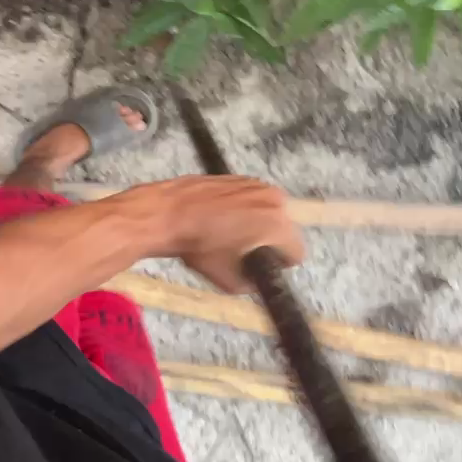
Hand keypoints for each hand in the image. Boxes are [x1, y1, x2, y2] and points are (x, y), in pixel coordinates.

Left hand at [119, 176, 304, 293]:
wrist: (165, 213)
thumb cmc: (198, 246)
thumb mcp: (228, 280)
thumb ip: (253, 285)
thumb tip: (257, 281)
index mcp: (277, 224)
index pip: (296, 252)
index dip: (278, 265)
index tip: (259, 267)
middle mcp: (274, 199)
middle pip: (284, 229)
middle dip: (269, 243)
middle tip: (241, 252)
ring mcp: (256, 183)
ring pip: (269, 213)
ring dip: (257, 225)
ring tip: (228, 234)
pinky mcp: (239, 176)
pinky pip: (252, 200)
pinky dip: (244, 210)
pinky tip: (220, 218)